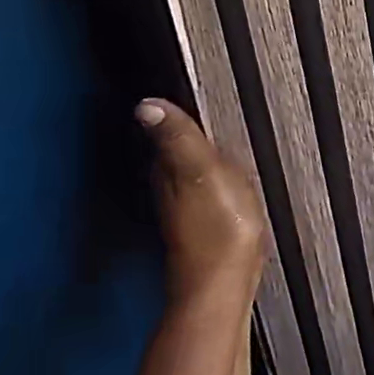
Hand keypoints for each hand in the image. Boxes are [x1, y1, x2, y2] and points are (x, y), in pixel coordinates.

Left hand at [136, 99, 267, 307]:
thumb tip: (145, 104)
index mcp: (167, 167)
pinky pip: (204, 189)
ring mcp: (183, 207)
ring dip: (204, 156)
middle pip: (178, 147)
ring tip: (225, 143)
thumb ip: (180, 136)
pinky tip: (229, 180)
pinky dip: (213, 180)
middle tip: (215, 114)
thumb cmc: (219, 226)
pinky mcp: (200, 224)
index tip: (196, 90)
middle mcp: (167, 184)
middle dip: (192, 132)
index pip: (170, 126)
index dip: (181, 110)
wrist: (224, 284)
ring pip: (190, 169)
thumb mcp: (204, 170)